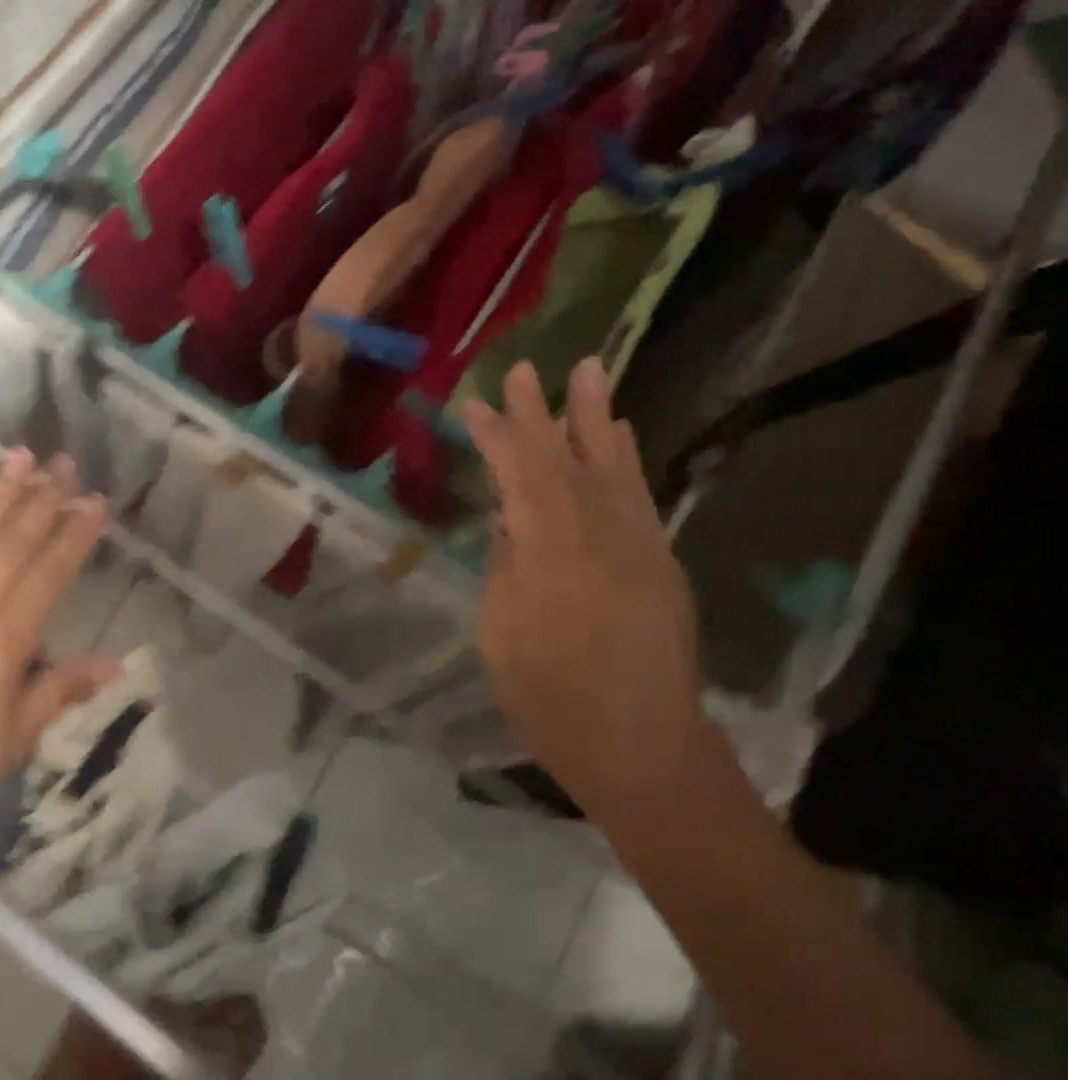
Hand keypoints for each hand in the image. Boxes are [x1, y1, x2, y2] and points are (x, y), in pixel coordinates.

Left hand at [0, 450, 117, 846]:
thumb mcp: (11, 740)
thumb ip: (59, 691)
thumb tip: (115, 664)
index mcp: (4, 637)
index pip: (49, 573)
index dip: (75, 536)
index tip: (96, 503)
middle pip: (14, 542)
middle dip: (45, 500)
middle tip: (69, 465)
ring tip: (21, 456)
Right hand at [462, 359, 713, 812]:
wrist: (642, 747)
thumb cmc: (551, 701)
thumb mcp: (502, 638)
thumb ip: (507, 572)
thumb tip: (511, 525)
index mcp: (553, 556)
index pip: (524, 478)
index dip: (499, 438)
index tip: (476, 403)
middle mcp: (603, 538)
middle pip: (569, 461)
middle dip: (544, 413)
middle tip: (525, 370)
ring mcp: (641, 548)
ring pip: (615, 469)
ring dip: (597, 418)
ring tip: (589, 371)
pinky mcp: (662, 564)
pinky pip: (641, 496)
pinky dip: (627, 460)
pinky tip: (620, 437)